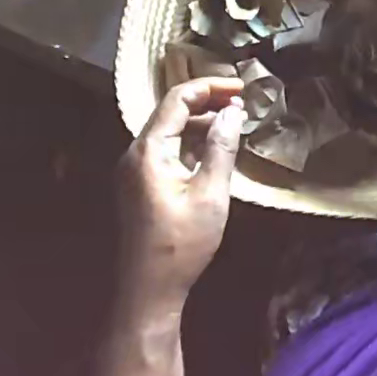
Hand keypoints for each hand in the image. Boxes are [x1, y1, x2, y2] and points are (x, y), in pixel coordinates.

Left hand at [115, 78, 245, 321]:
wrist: (149, 289)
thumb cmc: (182, 244)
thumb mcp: (211, 195)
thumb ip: (221, 149)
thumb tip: (233, 111)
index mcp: (149, 148)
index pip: (177, 99)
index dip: (210, 86)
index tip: (241, 87)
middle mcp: (136, 151)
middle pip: (171, 111)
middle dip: (207, 101)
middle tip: (241, 102)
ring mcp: (135, 167)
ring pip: (169, 130)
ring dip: (200, 122)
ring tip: (233, 122)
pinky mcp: (139, 182)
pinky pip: (166, 149)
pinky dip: (190, 142)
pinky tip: (214, 148)